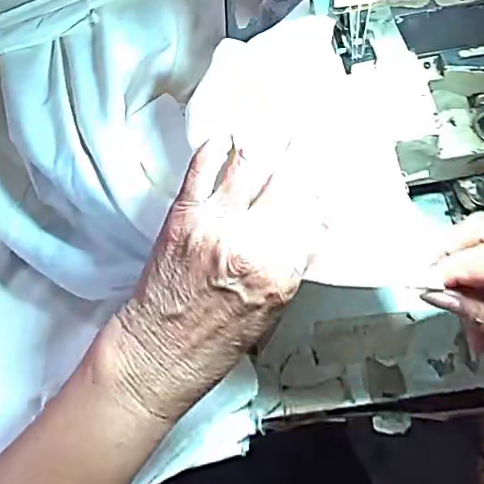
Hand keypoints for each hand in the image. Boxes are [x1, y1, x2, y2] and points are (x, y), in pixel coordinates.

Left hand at [98, 139, 316, 423]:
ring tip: (269, 130)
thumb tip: (313, 226)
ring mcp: (213, 224)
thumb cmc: (213, 339)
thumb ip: (294, 263)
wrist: (160, 352)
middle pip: (285, 180)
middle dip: (298, 155)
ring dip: (262, 142)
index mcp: (277, 273)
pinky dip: (217, 146)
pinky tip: (226, 139)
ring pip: (248, 163)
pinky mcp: (184, 214)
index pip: (311, 213)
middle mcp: (248, 244)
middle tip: (301, 139)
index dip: (320, 186)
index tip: (322, 170)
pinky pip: (203, 165)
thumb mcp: (273, 309)